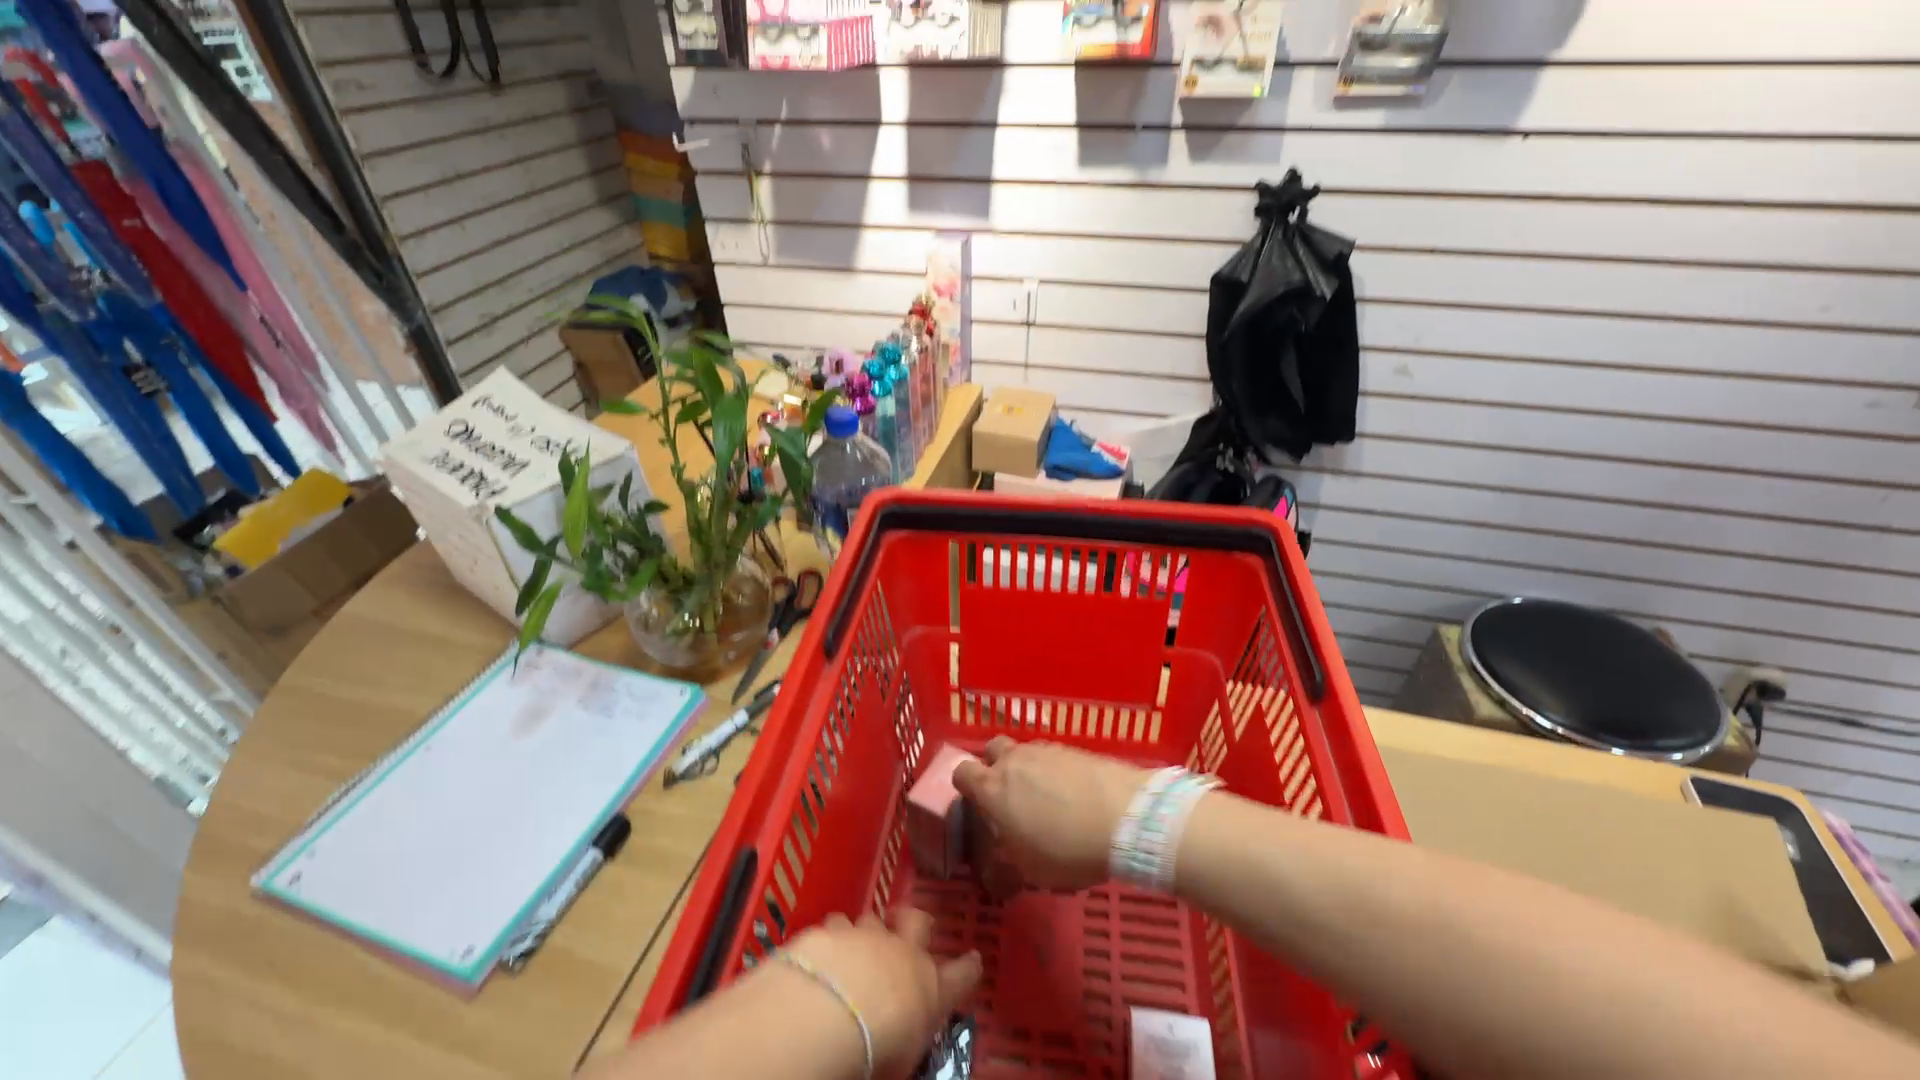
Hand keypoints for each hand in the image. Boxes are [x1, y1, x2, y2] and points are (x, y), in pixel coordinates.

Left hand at [777, 908, 980, 1078]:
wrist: (831, 1017)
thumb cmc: (878, 1051)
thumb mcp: (903, 1059)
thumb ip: (907, 1039)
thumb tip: (902, 1043)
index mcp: (932, 988)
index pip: (963, 974)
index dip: (969, 966)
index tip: (972, 959)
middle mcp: (904, 954)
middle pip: (918, 922)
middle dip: (914, 922)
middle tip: (904, 926)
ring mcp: (868, 937)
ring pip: (872, 919)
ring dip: (865, 932)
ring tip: (852, 944)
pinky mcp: (833, 932)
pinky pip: (835, 925)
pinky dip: (830, 939)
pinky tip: (821, 950)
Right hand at [953, 736, 1150, 891]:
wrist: (1126, 817)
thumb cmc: (1067, 849)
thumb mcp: (1031, 872)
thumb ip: (1006, 866)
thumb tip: (995, 872)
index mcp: (992, 788)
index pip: (962, 772)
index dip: (966, 788)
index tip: (979, 807)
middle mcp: (1015, 760)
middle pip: (992, 749)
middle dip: (995, 767)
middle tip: (1010, 796)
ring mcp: (1048, 750)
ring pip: (1026, 751)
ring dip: (1028, 769)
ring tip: (1047, 799)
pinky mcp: (1077, 749)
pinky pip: (1055, 756)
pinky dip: (1057, 771)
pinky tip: (1073, 795)